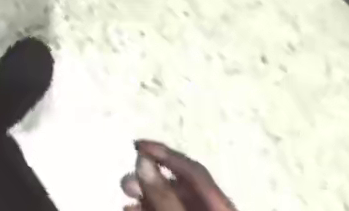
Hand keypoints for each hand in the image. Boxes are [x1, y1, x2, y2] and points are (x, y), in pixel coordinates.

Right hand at [121, 141, 235, 210]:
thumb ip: (164, 197)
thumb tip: (141, 159)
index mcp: (223, 204)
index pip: (194, 169)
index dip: (165, 153)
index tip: (136, 145)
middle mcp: (216, 208)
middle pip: (182, 186)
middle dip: (150, 180)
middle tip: (125, 183)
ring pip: (176, 201)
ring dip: (148, 196)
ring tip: (126, 203)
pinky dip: (153, 209)